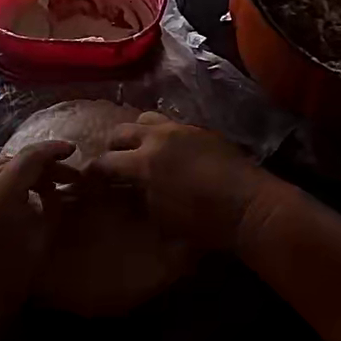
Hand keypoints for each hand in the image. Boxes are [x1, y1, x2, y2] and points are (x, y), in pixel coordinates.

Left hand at [0, 141, 78, 325]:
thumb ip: (51, 208)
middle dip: (42, 164)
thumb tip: (57, 191)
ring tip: (50, 188)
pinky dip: (11, 183)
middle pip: (15, 160)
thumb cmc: (6, 277)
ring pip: (1, 170)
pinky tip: (27, 199)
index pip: (30, 156)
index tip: (74, 151)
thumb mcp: (39, 241)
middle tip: (68, 178)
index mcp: (1, 190)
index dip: (53, 150)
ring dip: (26, 173)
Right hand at [83, 113, 290, 251]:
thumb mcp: (161, 216)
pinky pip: (172, 125)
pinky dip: (162, 135)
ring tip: (139, 148)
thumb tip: (126, 190)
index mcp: (143, 161)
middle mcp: (158, 137)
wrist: (253, 207)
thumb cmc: (205, 221)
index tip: (87, 179)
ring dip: (137, 133)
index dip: (92, 171)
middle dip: (112, 147)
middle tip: (113, 161)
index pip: (105, 162)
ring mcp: (182, 130)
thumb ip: (138, 197)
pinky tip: (169, 151)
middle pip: (122, 132)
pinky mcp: (202, 131)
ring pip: (147, 119)